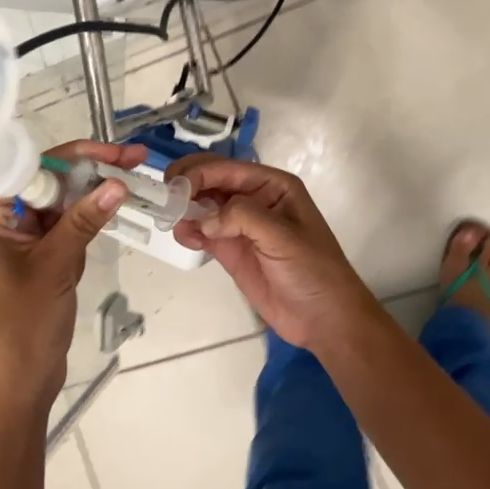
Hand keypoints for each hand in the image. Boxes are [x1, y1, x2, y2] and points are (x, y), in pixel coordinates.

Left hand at [0, 140, 141, 412]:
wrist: (12, 392)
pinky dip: (84, 226)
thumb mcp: (55, 268)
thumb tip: (118, 184)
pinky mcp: (32, 263)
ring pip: (59, 207)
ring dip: (91, 199)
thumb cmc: (21, 327)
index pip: (33, 170)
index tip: (117, 153)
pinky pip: (61, 231)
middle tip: (135, 161)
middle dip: (90, 174)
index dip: (77, 157)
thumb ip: (83, 221)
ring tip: (132, 183)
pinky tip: (110, 218)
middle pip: (48, 184)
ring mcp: (15, 244)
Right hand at [169, 155, 375, 349]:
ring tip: (173, 220)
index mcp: (272, 185)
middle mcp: (254, 198)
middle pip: (211, 181)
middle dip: (187, 185)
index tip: (174, 186)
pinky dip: (189, 231)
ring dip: (185, 208)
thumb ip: (243, 217)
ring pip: (202, 205)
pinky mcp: (230, 249)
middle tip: (166, 197)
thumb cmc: (312, 270)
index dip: (199, 173)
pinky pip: (203, 232)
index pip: (227, 169)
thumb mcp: (283, 237)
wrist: (324, 319)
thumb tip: (204, 220)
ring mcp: (240, 225)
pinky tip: (185, 237)